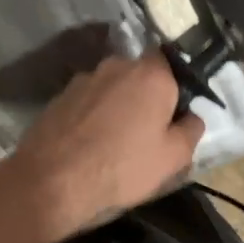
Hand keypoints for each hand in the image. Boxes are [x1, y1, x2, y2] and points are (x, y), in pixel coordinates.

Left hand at [3, 53, 203, 239]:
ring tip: (115, 140)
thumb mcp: (173, 158)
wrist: (52, 181)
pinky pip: (88, 101)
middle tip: (148, 130)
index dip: (176, 86)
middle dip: (146, 96)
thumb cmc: (122, 167)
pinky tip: (90, 143)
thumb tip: (191, 117)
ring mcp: (85, 79)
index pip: (172, 62)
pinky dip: (93, 116)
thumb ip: (191, 130)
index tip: (175, 113)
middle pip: (140, 75)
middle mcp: (118, 65)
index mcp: (152, 74)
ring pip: (112, 88)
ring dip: (117, 106)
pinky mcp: (60, 96)